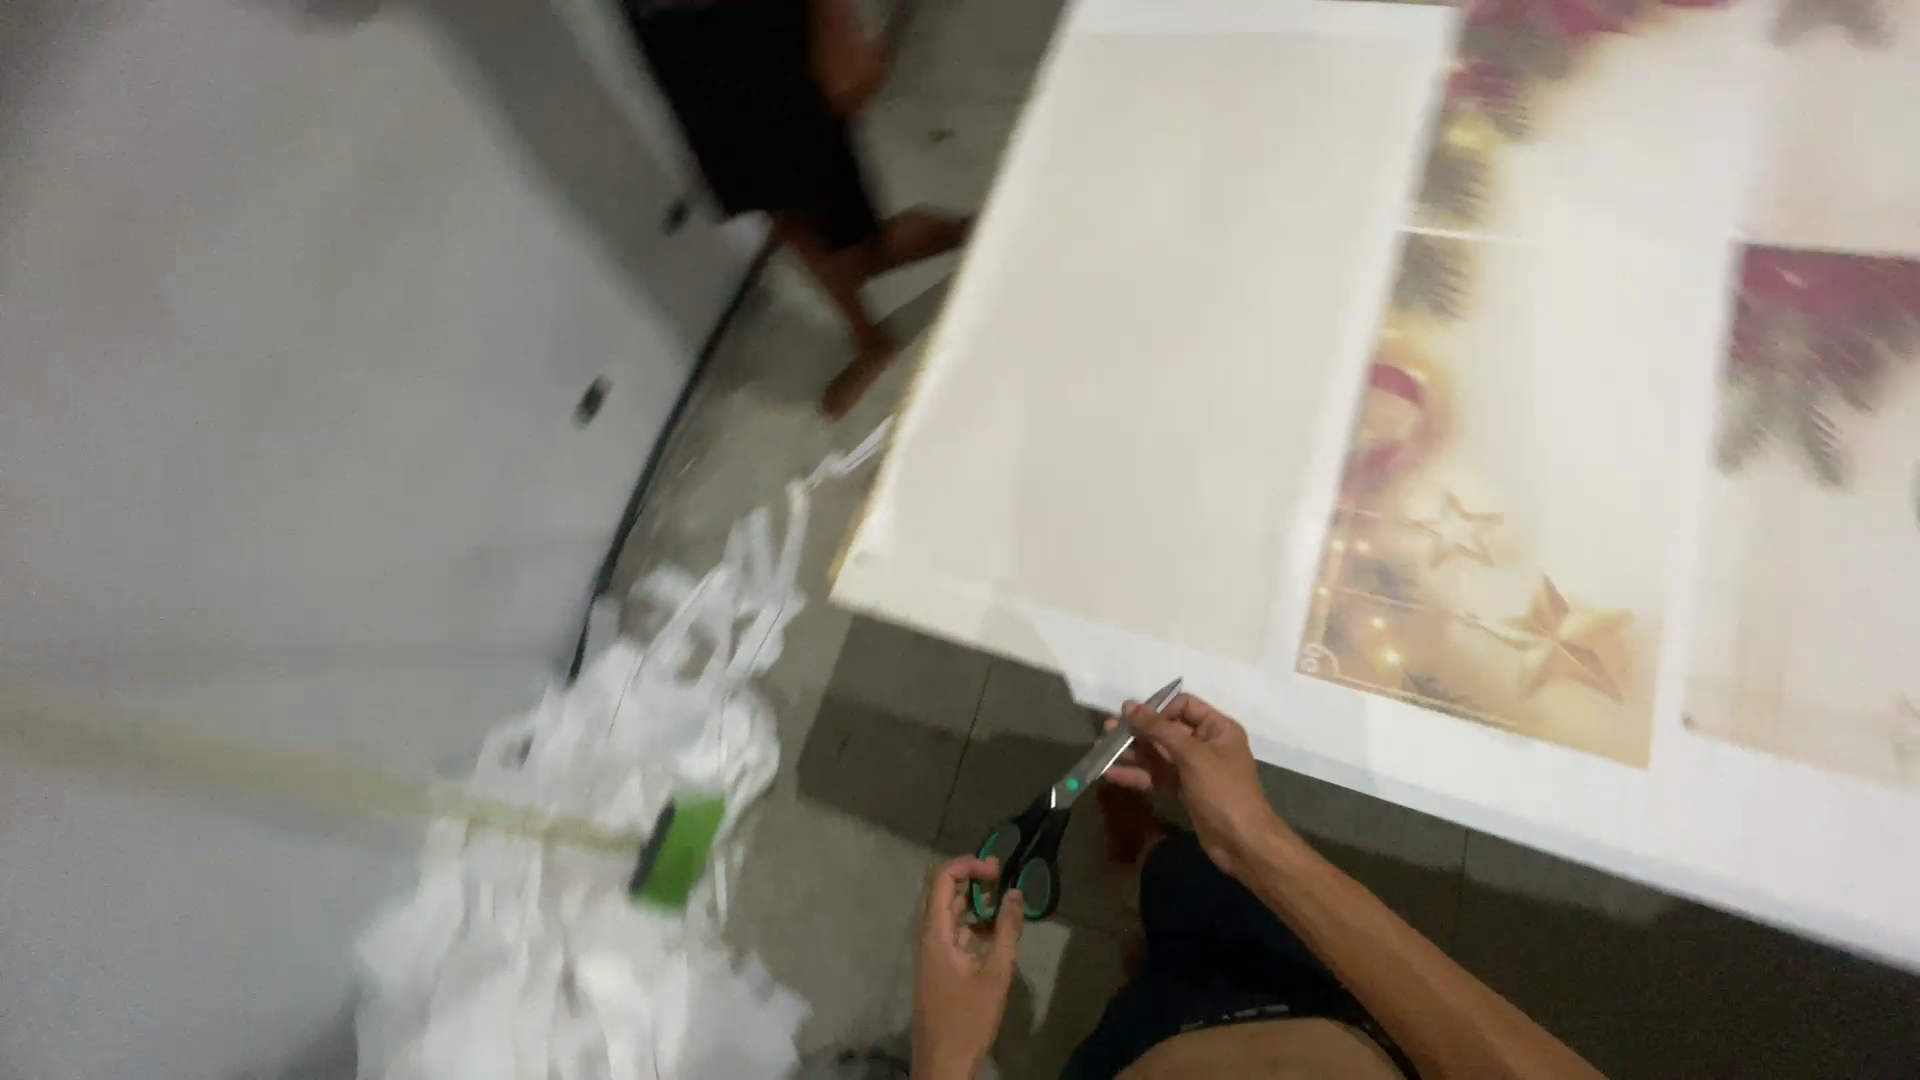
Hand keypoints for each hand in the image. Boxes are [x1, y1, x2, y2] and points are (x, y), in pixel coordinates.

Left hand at [911, 856, 1023, 1079]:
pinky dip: (970, 921)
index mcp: (934, 931)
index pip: (943, 877)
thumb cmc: (968, 1019)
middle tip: (999, 874)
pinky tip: (994, 931)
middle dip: (969, 875)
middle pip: (942, 889)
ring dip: (971, 899)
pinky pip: (950, 929)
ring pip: (947, 910)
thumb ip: (1006, 930)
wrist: (942, 1064)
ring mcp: (929, 950)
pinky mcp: (935, 964)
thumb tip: (1016, 893)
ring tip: (1001, 898)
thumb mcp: (995, 974)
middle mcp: (926, 934)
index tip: (996, 868)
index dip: (968, 864)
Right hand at [1105, 693, 1281, 880]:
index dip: (1158, 710)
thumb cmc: (1223, 792)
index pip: (1183, 705)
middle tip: (1108, 730)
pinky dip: (1138, 774)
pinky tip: (1112, 774)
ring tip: (1103, 749)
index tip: (1134, 720)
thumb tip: (1129, 705)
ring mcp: (1194, 768)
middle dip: (1138, 730)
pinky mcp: (1184, 789)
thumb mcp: (1192, 755)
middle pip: (1166, 729)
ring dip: (1133, 752)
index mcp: (1218, 728)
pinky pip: (1157, 775)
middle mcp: (1206, 743)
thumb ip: (1159, 729)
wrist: (1243, 844)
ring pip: (1158, 753)